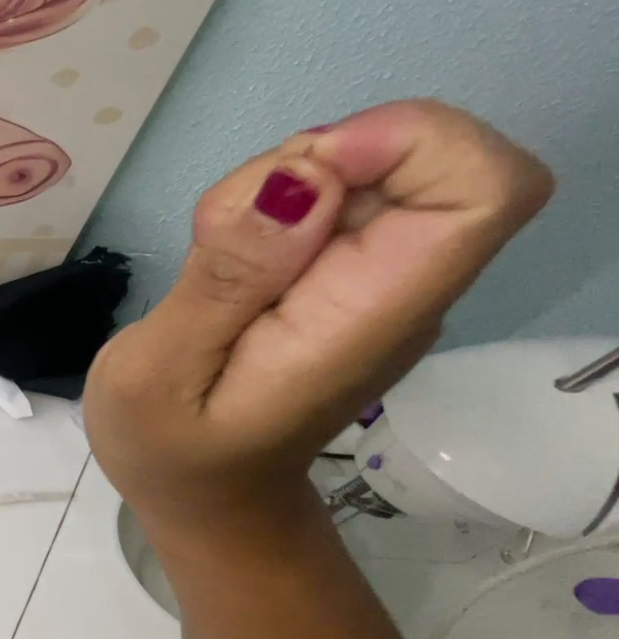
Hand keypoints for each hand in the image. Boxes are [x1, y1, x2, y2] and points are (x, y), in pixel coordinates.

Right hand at [83, 99, 552, 530]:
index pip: (482, 190)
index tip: (295, 176)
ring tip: (209, 264)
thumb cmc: (167, 450)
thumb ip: (224, 279)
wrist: (202, 496)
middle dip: (311, 163)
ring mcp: (379, 285)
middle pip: (424, 164)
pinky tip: (225, 270)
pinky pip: (338, 204)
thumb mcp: (155, 371)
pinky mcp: (350, 279)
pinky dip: (275, 208)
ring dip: (278, 188)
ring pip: (371, 175)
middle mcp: (401, 292)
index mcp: (365, 320)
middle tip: (218, 234)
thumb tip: (298, 178)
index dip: (408, 143)